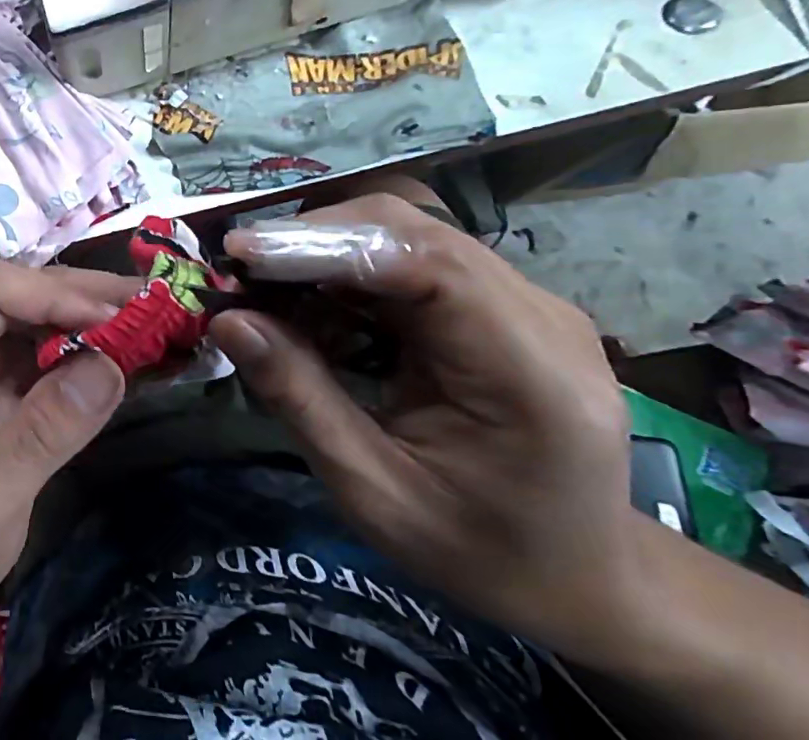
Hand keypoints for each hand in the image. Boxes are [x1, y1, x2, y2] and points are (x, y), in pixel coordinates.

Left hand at [0, 264, 133, 619]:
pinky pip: (72, 359)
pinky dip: (109, 355)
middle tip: (161, 309)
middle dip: (93, 298)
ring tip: (165, 327)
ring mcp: (1, 373)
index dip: (55, 296)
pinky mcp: (28, 396)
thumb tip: (109, 366)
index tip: (114, 323)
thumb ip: (42, 432)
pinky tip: (149, 360)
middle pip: (33, 296)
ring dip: (109, 321)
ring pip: (57, 323)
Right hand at [210, 187, 645, 666]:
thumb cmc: (479, 550)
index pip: (428, 263)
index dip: (328, 244)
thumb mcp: (374, 493)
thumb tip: (228, 321)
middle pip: (417, 232)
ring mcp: (529, 303)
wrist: (580, 575)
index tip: (242, 252)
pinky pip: (418, 264)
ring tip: (266, 288)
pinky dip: (354, 274)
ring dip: (330, 253)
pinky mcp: (505, 304)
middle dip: (318, 240)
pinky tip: (315, 305)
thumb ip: (301, 399)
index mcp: (529, 373)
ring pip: (412, 237)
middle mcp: (541, 316)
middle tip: (242, 271)